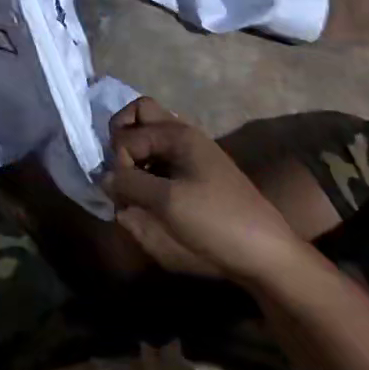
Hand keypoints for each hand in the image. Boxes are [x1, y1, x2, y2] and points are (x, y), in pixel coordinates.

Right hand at [101, 97, 313, 286]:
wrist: (264, 251)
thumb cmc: (216, 220)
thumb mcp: (168, 203)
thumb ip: (130, 184)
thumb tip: (103, 176)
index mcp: (178, 133)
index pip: (128, 132)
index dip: (119, 160)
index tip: (126, 190)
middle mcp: (183, 135)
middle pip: (141, 118)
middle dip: (122, 141)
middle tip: (121, 175)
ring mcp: (191, 153)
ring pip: (150, 139)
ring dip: (135, 158)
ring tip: (132, 192)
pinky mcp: (196, 175)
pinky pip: (162, 160)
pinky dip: (149, 172)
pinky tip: (149, 200)